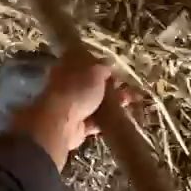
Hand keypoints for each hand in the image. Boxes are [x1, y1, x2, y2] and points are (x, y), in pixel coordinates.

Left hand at [12, 53, 122, 169]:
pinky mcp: (77, 126)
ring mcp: (71, 107)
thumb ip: (103, 68)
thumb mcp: (95, 72)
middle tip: (127, 89)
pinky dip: (107, 120)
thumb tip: (108, 66)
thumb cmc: (77, 90)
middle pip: (92, 85)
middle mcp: (68, 86)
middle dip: (111, 88)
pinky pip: (95, 121)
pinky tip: (120, 118)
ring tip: (128, 102)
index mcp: (68, 68)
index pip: (87, 64)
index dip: (103, 67)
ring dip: (112, 104)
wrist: (62, 122)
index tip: (118, 72)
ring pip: (95, 104)